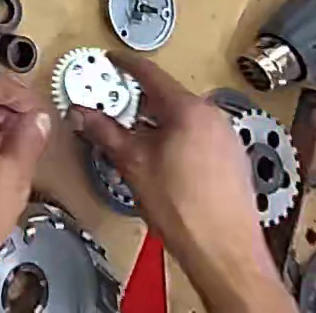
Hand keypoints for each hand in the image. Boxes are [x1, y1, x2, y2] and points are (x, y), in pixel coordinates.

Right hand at [70, 54, 292, 312]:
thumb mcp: (134, 165)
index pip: (151, 73)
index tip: (113, 59)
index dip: (126, 65)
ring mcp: (226, 136)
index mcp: (189, 108)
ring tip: (137, 141)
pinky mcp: (233, 158)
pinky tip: (165, 162)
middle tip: (116, 108)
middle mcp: (212, 115)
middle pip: (167, 96)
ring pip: (184, 117)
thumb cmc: (184, 211)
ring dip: (158, 122)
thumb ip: (105, 132)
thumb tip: (82, 114)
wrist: (225, 255)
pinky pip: (199, 134)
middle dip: (139, 102)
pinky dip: (178, 138)